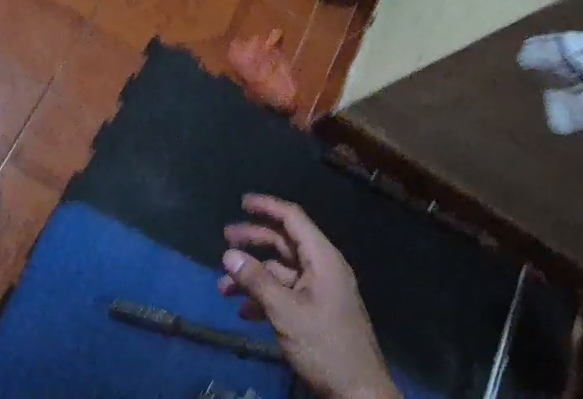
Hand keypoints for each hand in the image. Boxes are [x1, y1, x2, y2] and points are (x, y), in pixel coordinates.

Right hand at [219, 194, 399, 398]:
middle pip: (284, 243)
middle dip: (253, 242)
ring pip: (281, 272)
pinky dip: (265, 298)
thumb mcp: (287, 313)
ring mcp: (320, 292)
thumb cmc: (325, 346)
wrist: (360, 393)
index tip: (241, 202)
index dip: (267, 207)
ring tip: (223, 288)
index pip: (293, 219)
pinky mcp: (317, 313)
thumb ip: (257, 282)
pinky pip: (287, 294)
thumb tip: (229, 255)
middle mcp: (322, 269)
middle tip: (224, 241)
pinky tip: (244, 313)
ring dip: (253, 277)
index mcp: (322, 259)